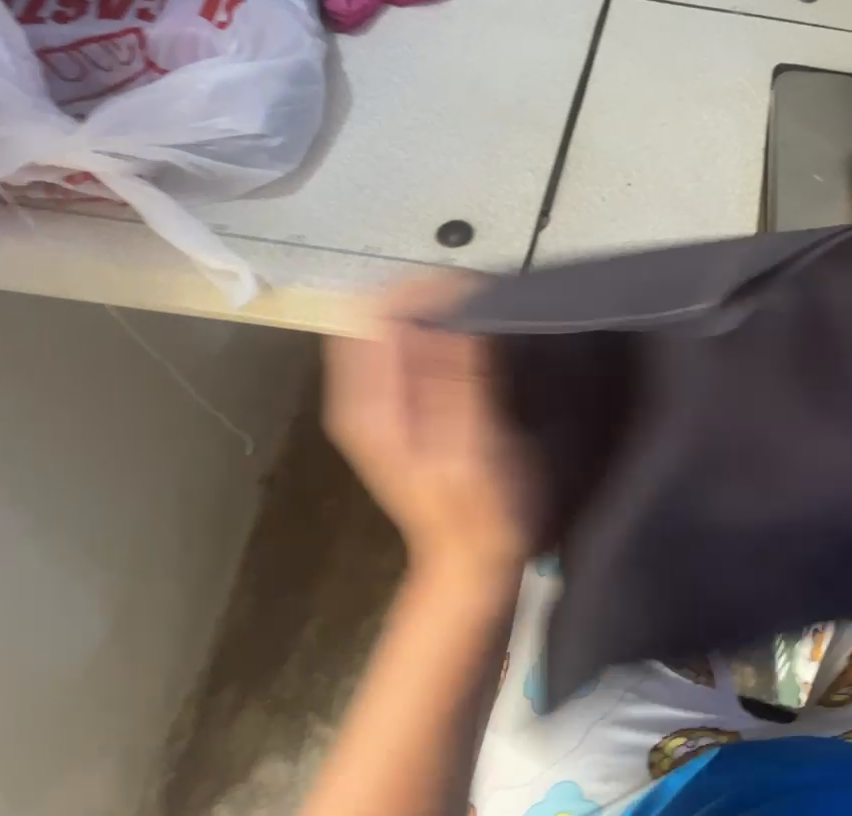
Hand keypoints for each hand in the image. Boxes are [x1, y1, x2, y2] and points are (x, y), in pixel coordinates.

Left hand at [324, 277, 535, 581]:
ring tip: (488, 316)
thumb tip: (455, 317)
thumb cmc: (479, 512)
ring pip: (395, 327)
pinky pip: (410, 349)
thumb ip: (458, 381)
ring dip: (440, 312)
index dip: (423, 289)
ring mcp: (377, 402)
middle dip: (432, 296)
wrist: (470, 562)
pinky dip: (441, 335)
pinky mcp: (399, 408)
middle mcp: (362, 396)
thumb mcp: (472, 447)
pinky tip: (477, 343)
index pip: (376, 311)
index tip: (475, 291)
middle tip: (487, 301)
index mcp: (371, 404)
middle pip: (381, 312)